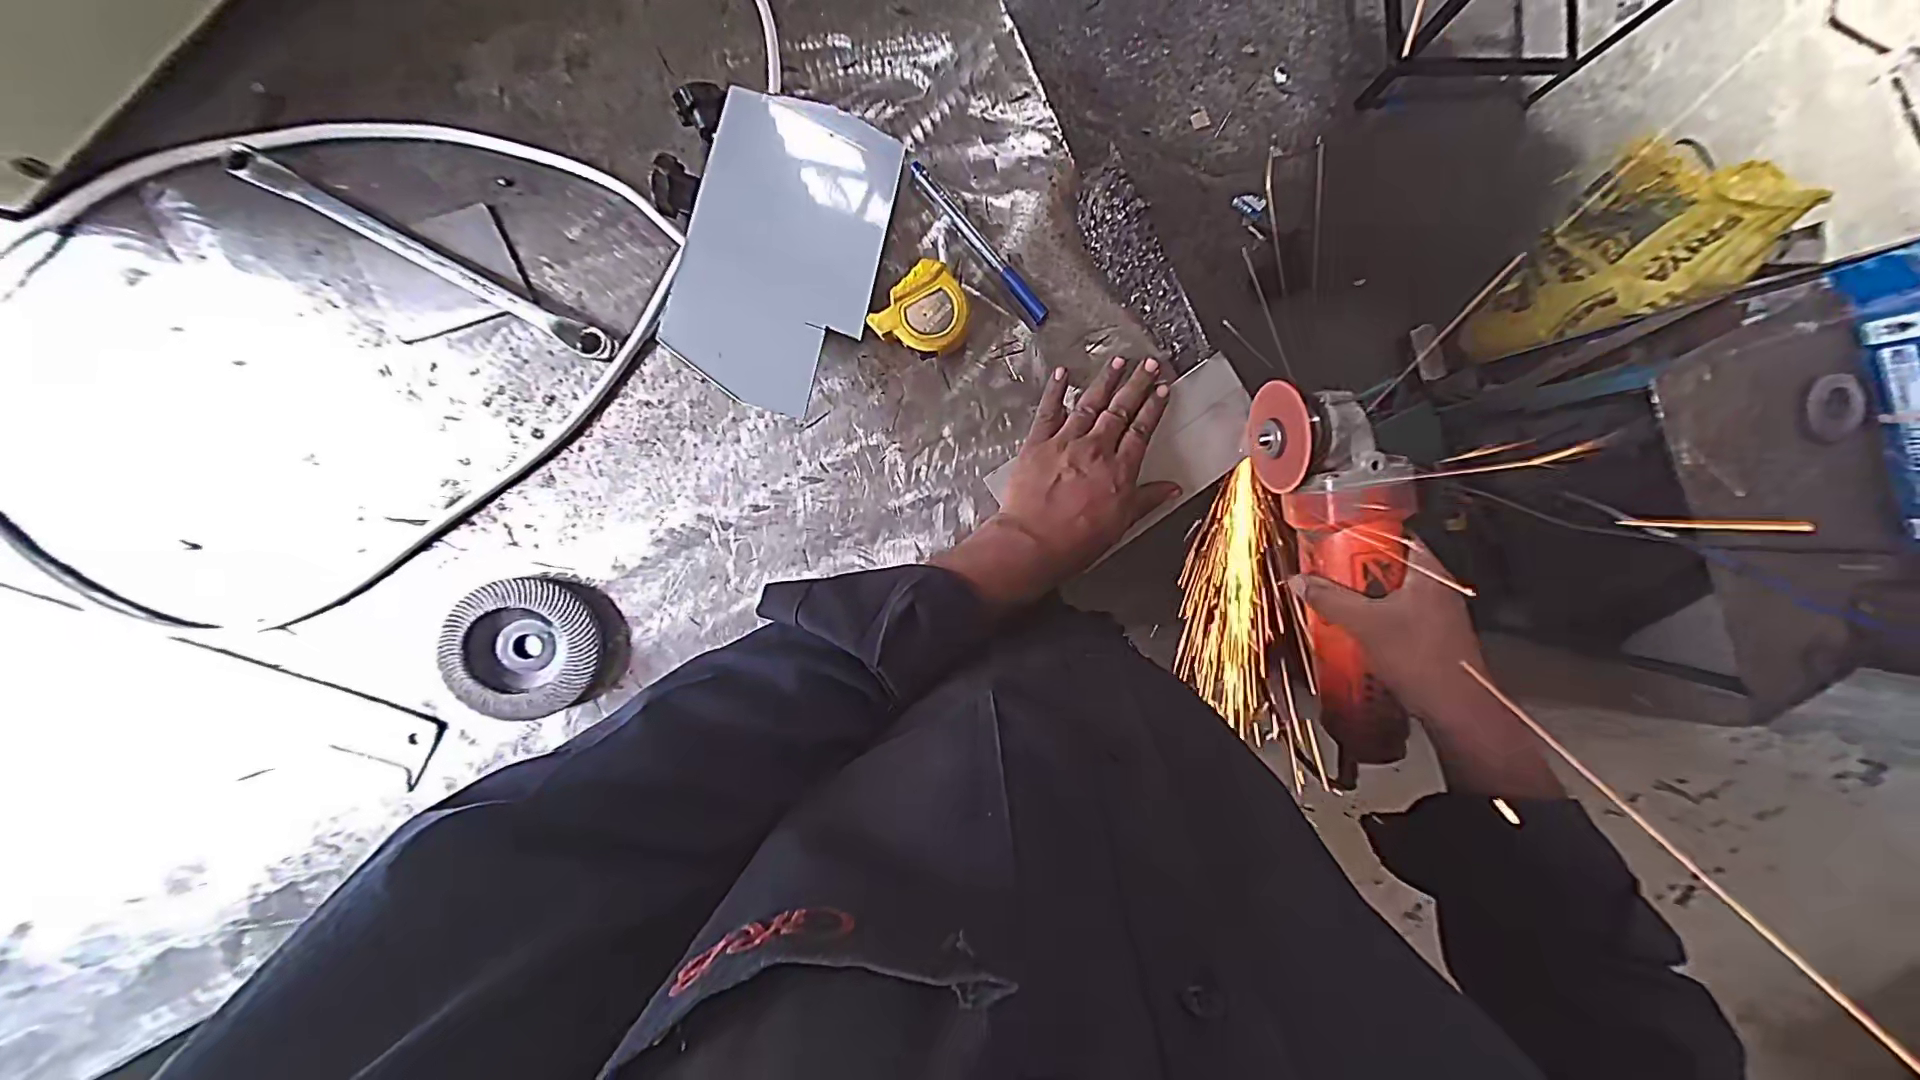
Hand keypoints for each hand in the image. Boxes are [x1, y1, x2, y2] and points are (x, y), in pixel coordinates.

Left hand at [932, 357, 1179, 609]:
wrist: (1033, 542)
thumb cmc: (1075, 540)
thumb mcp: (1120, 524)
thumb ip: (1146, 500)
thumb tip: (1171, 489)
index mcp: (1119, 470)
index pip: (1142, 429)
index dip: (1153, 407)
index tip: (1162, 390)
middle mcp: (1095, 449)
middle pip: (1120, 410)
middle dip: (1137, 383)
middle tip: (1148, 364)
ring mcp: (1065, 443)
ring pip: (1090, 403)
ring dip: (1106, 380)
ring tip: (1118, 361)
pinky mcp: (1037, 444)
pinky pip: (1049, 411)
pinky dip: (1056, 390)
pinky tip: (1063, 374)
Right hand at [1291, 539, 1561, 797]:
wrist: (1455, 710)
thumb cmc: (1424, 662)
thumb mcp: (1365, 625)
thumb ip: (1330, 599)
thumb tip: (1301, 581)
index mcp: (1428, 572)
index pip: (1392, 536)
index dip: (1360, 536)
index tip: (1332, 543)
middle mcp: (1433, 587)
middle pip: (1383, 565)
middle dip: (1350, 572)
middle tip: (1325, 578)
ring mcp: (1431, 611)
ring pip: (1384, 591)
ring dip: (1356, 596)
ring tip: (1332, 604)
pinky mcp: (1424, 633)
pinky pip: (1388, 613)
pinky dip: (1367, 616)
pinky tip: (1350, 629)